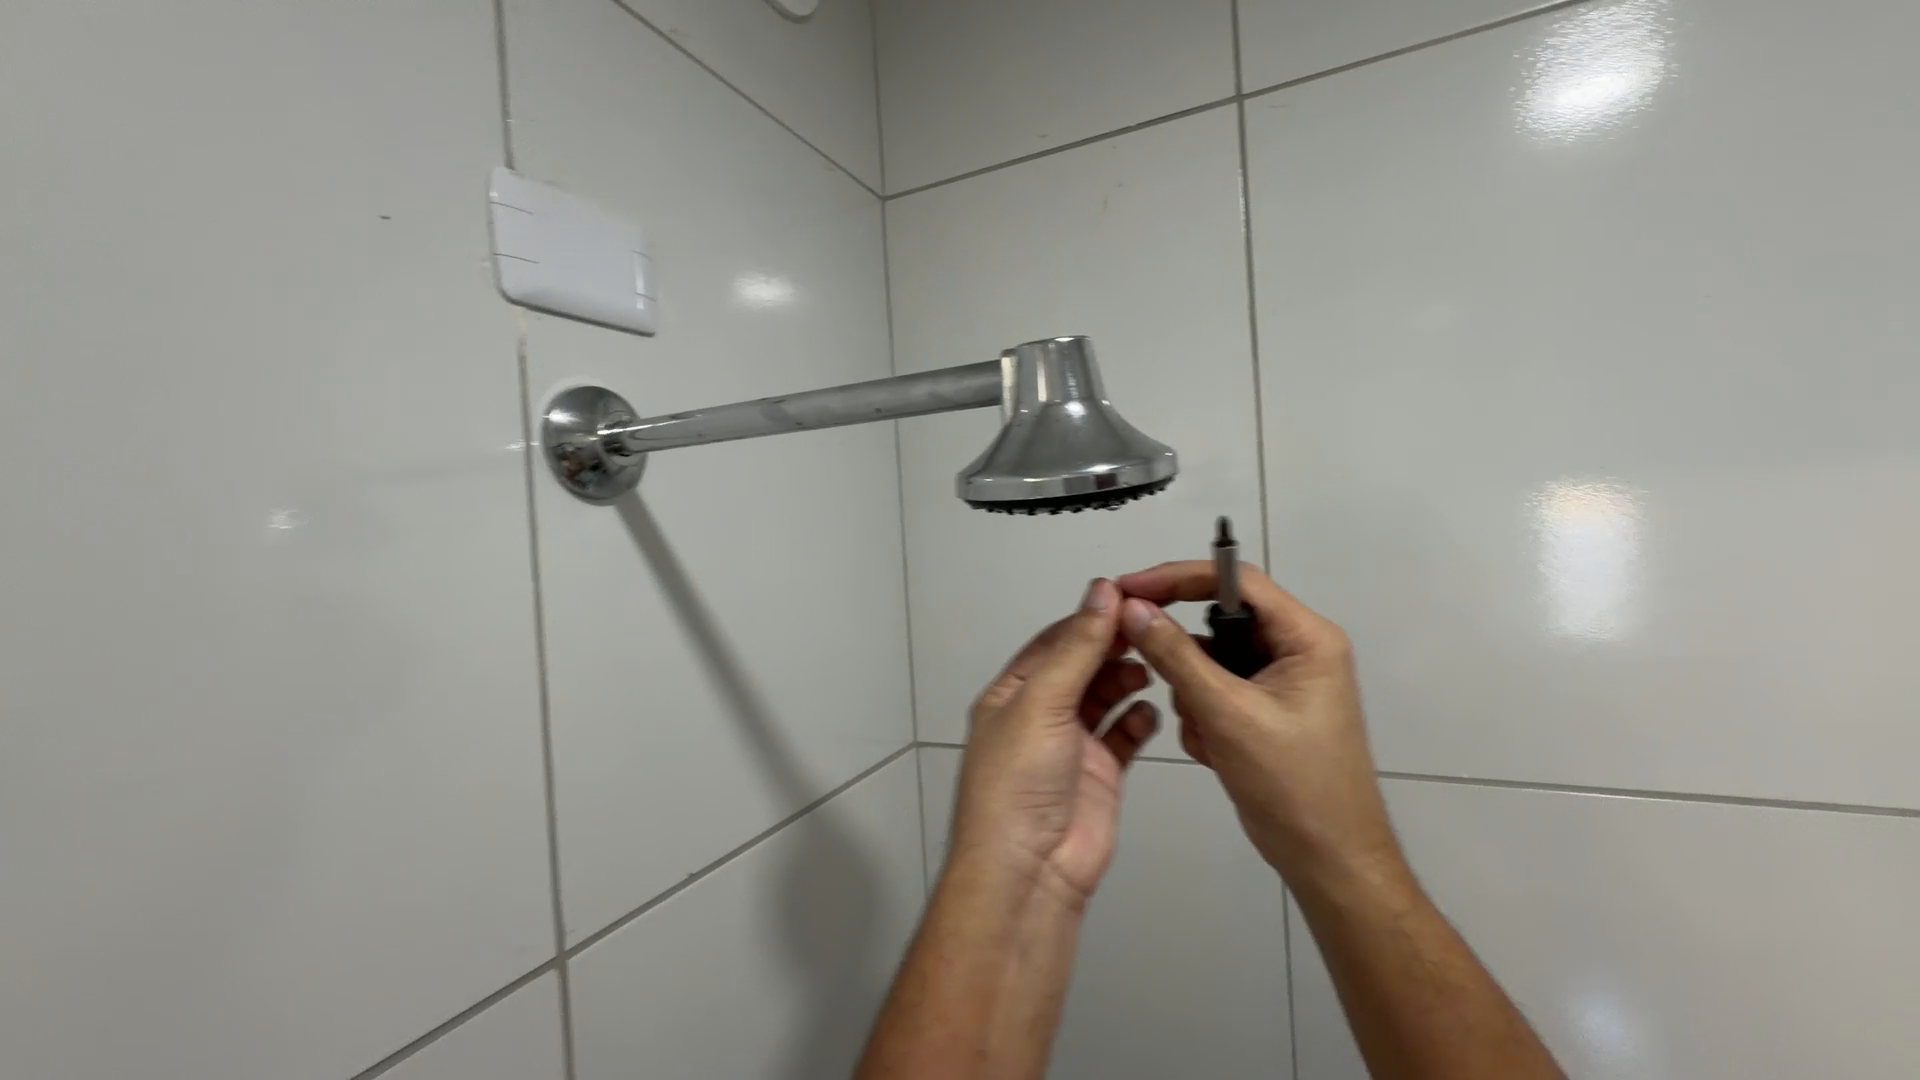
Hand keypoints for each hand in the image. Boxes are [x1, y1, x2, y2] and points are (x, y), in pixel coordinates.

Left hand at [949, 579, 1159, 911]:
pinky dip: (1138, 721)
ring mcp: (1071, 745)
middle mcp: (1039, 715)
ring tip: (1155, 666)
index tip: (1128, 597)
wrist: (1030, 872)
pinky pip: (1123, 736)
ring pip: (1105, 698)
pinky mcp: (1099, 774)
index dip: (1088, 618)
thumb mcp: (1043, 702)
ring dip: (1127, 680)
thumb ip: (1077, 647)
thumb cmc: (1019, 782)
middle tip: (1152, 628)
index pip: (1053, 642)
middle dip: (1113, 647)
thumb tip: (1102, 591)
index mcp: (1011, 694)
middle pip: (1082, 667)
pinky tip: (1152, 712)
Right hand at [1114, 562, 1402, 886]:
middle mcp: (1296, 649)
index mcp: (1306, 637)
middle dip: (1185, 655)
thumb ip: (1175, 656)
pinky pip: (1215, 690)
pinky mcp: (1264, 710)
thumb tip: (1131, 607)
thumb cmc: (1291, 783)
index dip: (1177, 578)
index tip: (1127, 590)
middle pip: (1219, 622)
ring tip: (1207, 735)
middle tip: (1146, 668)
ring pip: (1210, 659)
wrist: (1328, 860)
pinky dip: (1203, 715)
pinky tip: (1215, 751)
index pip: (1235, 581)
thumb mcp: (1226, 713)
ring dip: (1193, 693)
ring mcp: (1280, 681)